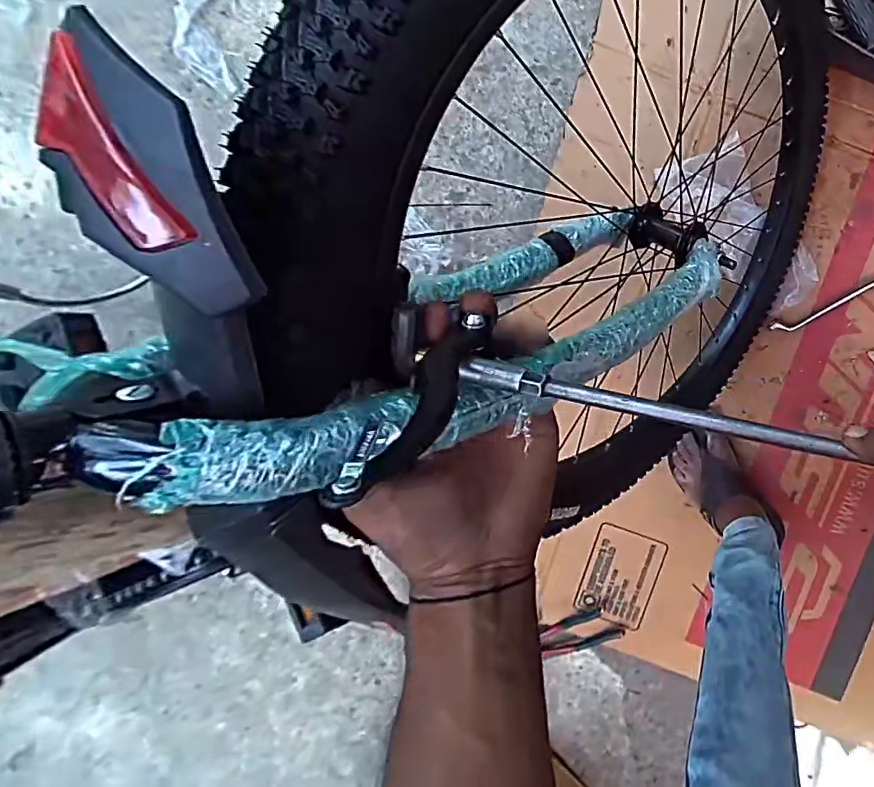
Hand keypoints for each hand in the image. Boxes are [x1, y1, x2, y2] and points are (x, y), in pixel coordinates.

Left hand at [346, 297, 557, 599]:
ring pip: (495, 341)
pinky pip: (536, 363)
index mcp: (417, 407)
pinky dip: (532, 340)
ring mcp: (496, 398)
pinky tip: (521, 334)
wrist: (475, 564)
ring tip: (479, 310)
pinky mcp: (530, 407)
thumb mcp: (364, 487)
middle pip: (455, 338)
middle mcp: (456, 395)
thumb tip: (337, 392)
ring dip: (487, 318)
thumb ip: (349, 443)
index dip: (411, 331)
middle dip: (448, 315)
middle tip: (442, 316)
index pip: (414, 352)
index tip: (412, 321)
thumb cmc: (417, 528)